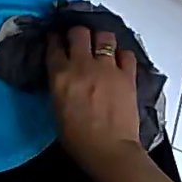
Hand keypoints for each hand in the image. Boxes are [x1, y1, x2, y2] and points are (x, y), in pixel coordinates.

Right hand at [47, 26, 143, 171]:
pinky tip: (118, 61)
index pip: (54, 45)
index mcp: (60, 75)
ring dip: (100, 38)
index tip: (56, 38)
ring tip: (100, 46)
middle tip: (78, 40)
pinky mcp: (127, 75)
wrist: (108, 149)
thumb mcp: (56, 108)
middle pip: (79, 32)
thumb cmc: (76, 137)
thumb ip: (59, 85)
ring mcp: (107, 68)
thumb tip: (62, 74)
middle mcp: (83, 65)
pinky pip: (126, 53)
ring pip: (105, 36)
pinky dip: (121, 54)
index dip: (54, 38)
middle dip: (77, 33)